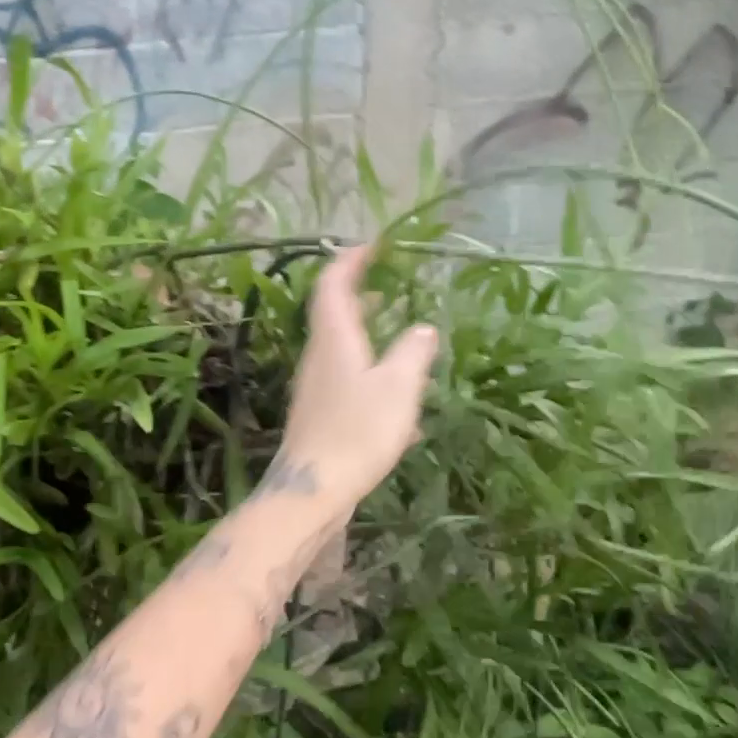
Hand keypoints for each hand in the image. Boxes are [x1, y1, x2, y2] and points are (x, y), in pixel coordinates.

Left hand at [276, 246, 440, 504]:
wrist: (315, 491)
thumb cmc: (357, 431)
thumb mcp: (398, 386)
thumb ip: (413, 352)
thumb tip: (422, 329)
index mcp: (333, 340)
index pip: (331, 285)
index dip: (349, 260)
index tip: (373, 245)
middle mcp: (318, 360)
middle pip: (334, 317)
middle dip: (362, 298)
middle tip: (390, 286)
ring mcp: (315, 391)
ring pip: (343, 354)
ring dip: (370, 341)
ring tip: (403, 340)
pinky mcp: (320, 420)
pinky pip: (349, 389)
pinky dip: (373, 383)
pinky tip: (402, 409)